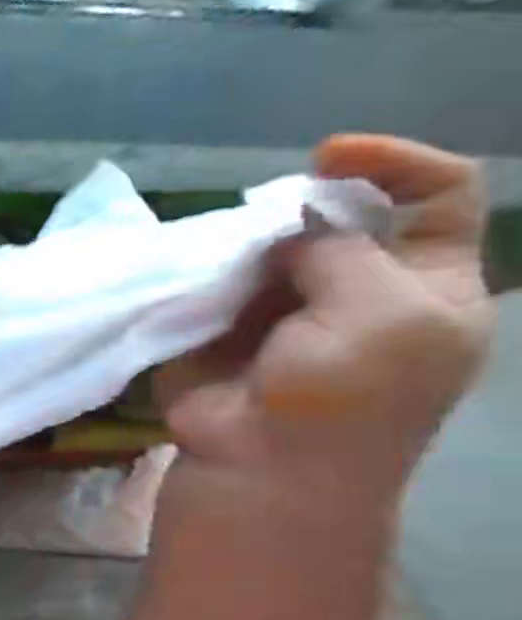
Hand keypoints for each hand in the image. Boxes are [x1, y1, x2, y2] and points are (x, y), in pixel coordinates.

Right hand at [158, 134, 492, 500]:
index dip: (391, 164)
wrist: (260, 464)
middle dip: (299, 210)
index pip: (435, 196)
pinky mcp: (216, 334)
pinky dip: (197, 276)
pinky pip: (209, 288)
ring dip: (239, 247)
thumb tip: (283, 230)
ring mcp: (280, 314)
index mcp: (425, 284)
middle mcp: (354, 290)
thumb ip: (339, 250)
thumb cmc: (346, 396)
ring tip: (214, 256)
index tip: (323, 155)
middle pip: (337, 220)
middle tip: (254, 220)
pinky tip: (183, 275)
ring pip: (263, 253)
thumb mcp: (381, 310)